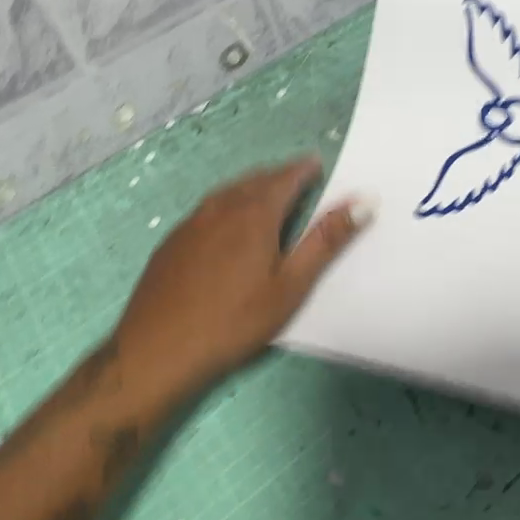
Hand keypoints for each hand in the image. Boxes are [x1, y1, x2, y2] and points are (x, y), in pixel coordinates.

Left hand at [110, 157, 373, 402]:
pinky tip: (226, 229)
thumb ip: (326, 241)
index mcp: (255, 213)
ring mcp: (191, 223)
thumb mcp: (291, 286)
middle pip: (256, 180)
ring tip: (267, 199)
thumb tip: (363, 201)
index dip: (304, 169)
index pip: (286, 177)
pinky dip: (227, 206)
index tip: (318, 166)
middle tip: (298, 181)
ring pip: (228, 192)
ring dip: (252, 188)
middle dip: (279, 176)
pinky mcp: (171, 243)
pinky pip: (207, 210)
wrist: (155, 353)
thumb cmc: (234, 321)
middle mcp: (221, 207)